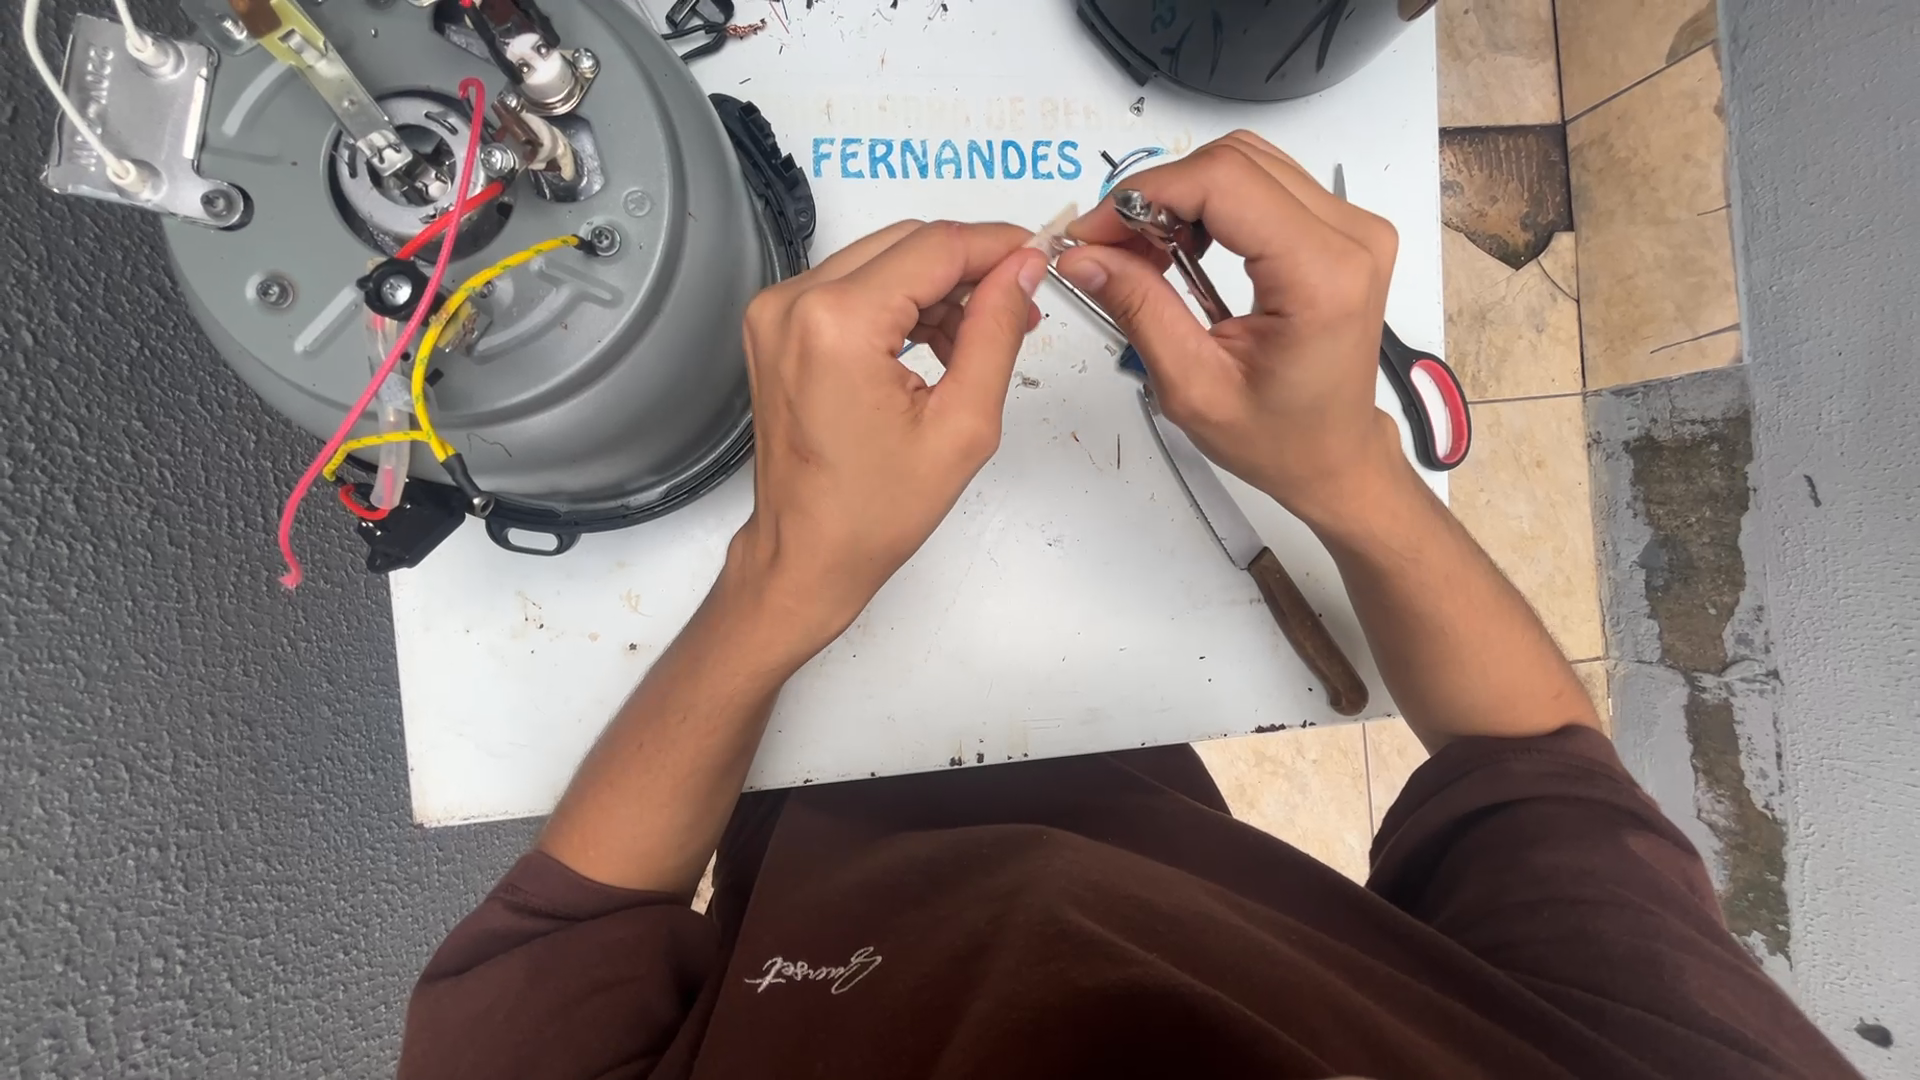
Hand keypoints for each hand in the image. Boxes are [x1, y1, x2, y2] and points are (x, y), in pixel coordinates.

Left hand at [727, 220, 1044, 658]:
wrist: (808, 552)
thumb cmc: (874, 512)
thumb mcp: (963, 425)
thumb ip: (997, 333)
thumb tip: (1022, 270)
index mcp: (838, 325)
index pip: (936, 247)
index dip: (997, 245)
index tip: (1037, 256)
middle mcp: (794, 305)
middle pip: (906, 244)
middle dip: (970, 268)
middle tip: (1017, 306)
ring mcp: (776, 315)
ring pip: (880, 262)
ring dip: (936, 289)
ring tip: (977, 340)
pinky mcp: (776, 329)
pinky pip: (852, 289)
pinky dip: (898, 305)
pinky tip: (932, 344)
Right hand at [1057, 131, 1404, 526]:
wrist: (1330, 454)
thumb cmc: (1276, 437)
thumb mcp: (1190, 387)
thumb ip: (1139, 310)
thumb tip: (1085, 258)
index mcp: (1320, 278)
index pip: (1224, 182)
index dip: (1145, 195)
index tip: (1093, 233)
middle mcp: (1350, 237)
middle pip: (1232, 162)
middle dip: (1156, 196)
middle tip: (1110, 250)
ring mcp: (1351, 227)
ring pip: (1245, 164)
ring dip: (1179, 200)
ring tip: (1144, 257)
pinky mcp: (1339, 230)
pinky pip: (1263, 185)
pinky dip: (1207, 207)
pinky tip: (1182, 252)